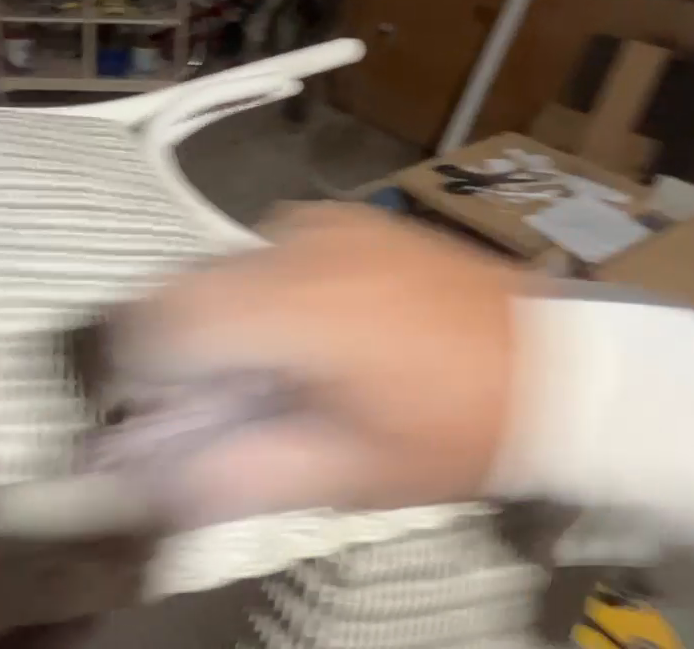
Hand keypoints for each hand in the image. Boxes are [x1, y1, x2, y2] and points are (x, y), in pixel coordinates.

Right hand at [111, 204, 525, 526]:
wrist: (557, 360)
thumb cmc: (458, 429)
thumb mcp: (352, 474)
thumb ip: (242, 471)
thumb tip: (156, 476)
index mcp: (294, 308)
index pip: (161, 315)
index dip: (136, 362)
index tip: (153, 405)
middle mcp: (294, 245)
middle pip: (183, 287)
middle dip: (180, 344)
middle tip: (223, 397)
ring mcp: (320, 222)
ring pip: (221, 268)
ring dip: (223, 317)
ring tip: (278, 363)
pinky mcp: (342, 217)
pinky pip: (265, 251)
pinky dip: (262, 290)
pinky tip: (311, 325)